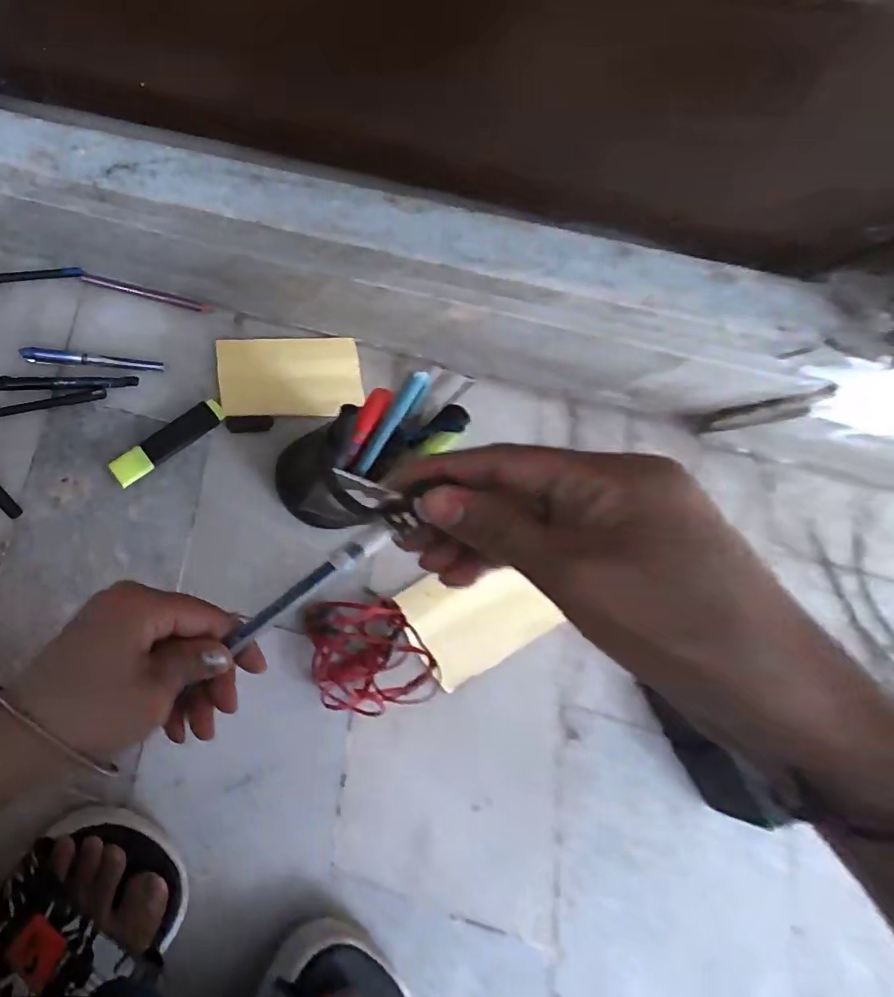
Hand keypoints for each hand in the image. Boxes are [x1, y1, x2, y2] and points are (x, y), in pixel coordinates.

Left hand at [6, 581, 266, 755]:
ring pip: (166, 651)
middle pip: (185, 633)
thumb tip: (221, 648)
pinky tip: (171, 729)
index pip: (202, 612)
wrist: (33, 729)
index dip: (235, 641)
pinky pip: (142, 660)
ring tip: (193, 734)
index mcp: (139, 602)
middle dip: (207, 676)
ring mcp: (108, 624)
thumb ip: (195, 661)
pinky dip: (161, 689)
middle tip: (221, 717)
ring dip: (187, 690)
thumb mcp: (157, 687)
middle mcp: (124, 603)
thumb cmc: (100, 706)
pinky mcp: (98, 646)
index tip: (258, 675)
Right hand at [386, 445, 893, 807]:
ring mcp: (617, 521)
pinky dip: (502, 556)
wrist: (770, 693)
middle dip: (453, 513)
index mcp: (612, 477)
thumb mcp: (567, 569)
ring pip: (520, 518)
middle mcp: (613, 487)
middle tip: (404, 540)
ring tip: (431, 567)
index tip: (386, 490)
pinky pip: (542, 542)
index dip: (440, 473)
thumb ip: (494, 526)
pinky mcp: (616, 552)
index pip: (505, 462)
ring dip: (471, 539)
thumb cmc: (665, 619)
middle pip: (510, 490)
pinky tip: (465, 577)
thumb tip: (428, 497)